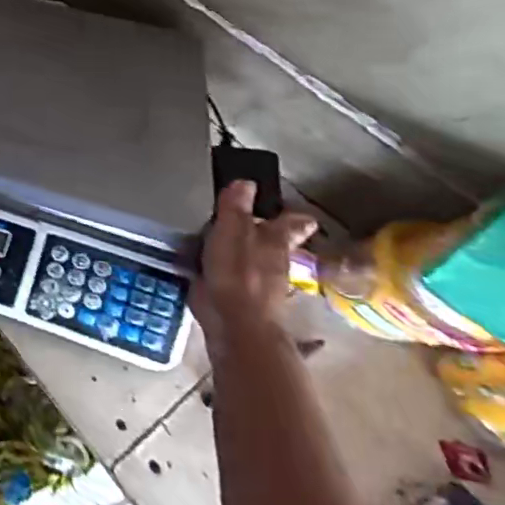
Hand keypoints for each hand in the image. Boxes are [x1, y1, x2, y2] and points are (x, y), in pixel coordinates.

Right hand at [192, 180, 316, 349]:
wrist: (235, 322)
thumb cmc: (237, 272)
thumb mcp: (231, 230)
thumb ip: (236, 207)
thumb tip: (246, 182)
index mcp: (277, 240)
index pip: (294, 223)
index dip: (291, 215)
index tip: (283, 208)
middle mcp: (276, 260)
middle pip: (278, 243)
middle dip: (269, 234)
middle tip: (251, 222)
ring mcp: (261, 282)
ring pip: (259, 261)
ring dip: (246, 253)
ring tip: (221, 240)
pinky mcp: (240, 297)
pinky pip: (237, 278)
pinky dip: (228, 271)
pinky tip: (210, 266)